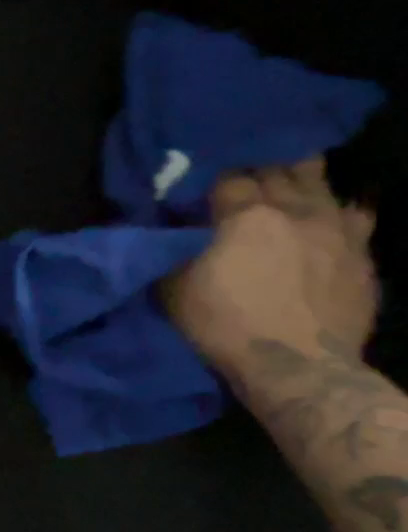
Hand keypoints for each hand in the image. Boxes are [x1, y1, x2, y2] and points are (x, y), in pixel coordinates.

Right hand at [160, 158, 378, 378]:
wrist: (296, 364)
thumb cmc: (222, 324)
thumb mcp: (173, 286)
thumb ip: (174, 249)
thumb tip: (170, 228)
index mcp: (245, 217)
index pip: (228, 178)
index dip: (211, 177)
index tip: (198, 182)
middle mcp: (295, 212)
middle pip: (278, 171)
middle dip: (257, 166)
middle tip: (240, 169)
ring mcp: (336, 230)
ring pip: (320, 184)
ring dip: (299, 176)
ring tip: (284, 175)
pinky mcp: (361, 252)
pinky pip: (355, 215)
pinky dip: (337, 209)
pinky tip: (328, 215)